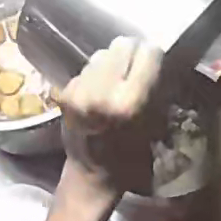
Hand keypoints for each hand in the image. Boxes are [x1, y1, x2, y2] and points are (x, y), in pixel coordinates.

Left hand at [59, 36, 162, 199]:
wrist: (91, 175)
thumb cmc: (131, 157)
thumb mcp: (154, 125)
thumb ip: (155, 89)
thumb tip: (154, 57)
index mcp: (129, 103)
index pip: (148, 53)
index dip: (154, 56)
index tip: (155, 64)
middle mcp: (101, 92)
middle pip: (122, 45)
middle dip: (131, 54)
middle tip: (135, 69)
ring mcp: (79, 91)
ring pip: (102, 53)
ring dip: (112, 63)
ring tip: (116, 82)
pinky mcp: (64, 92)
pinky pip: (86, 69)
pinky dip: (96, 75)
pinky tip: (99, 92)